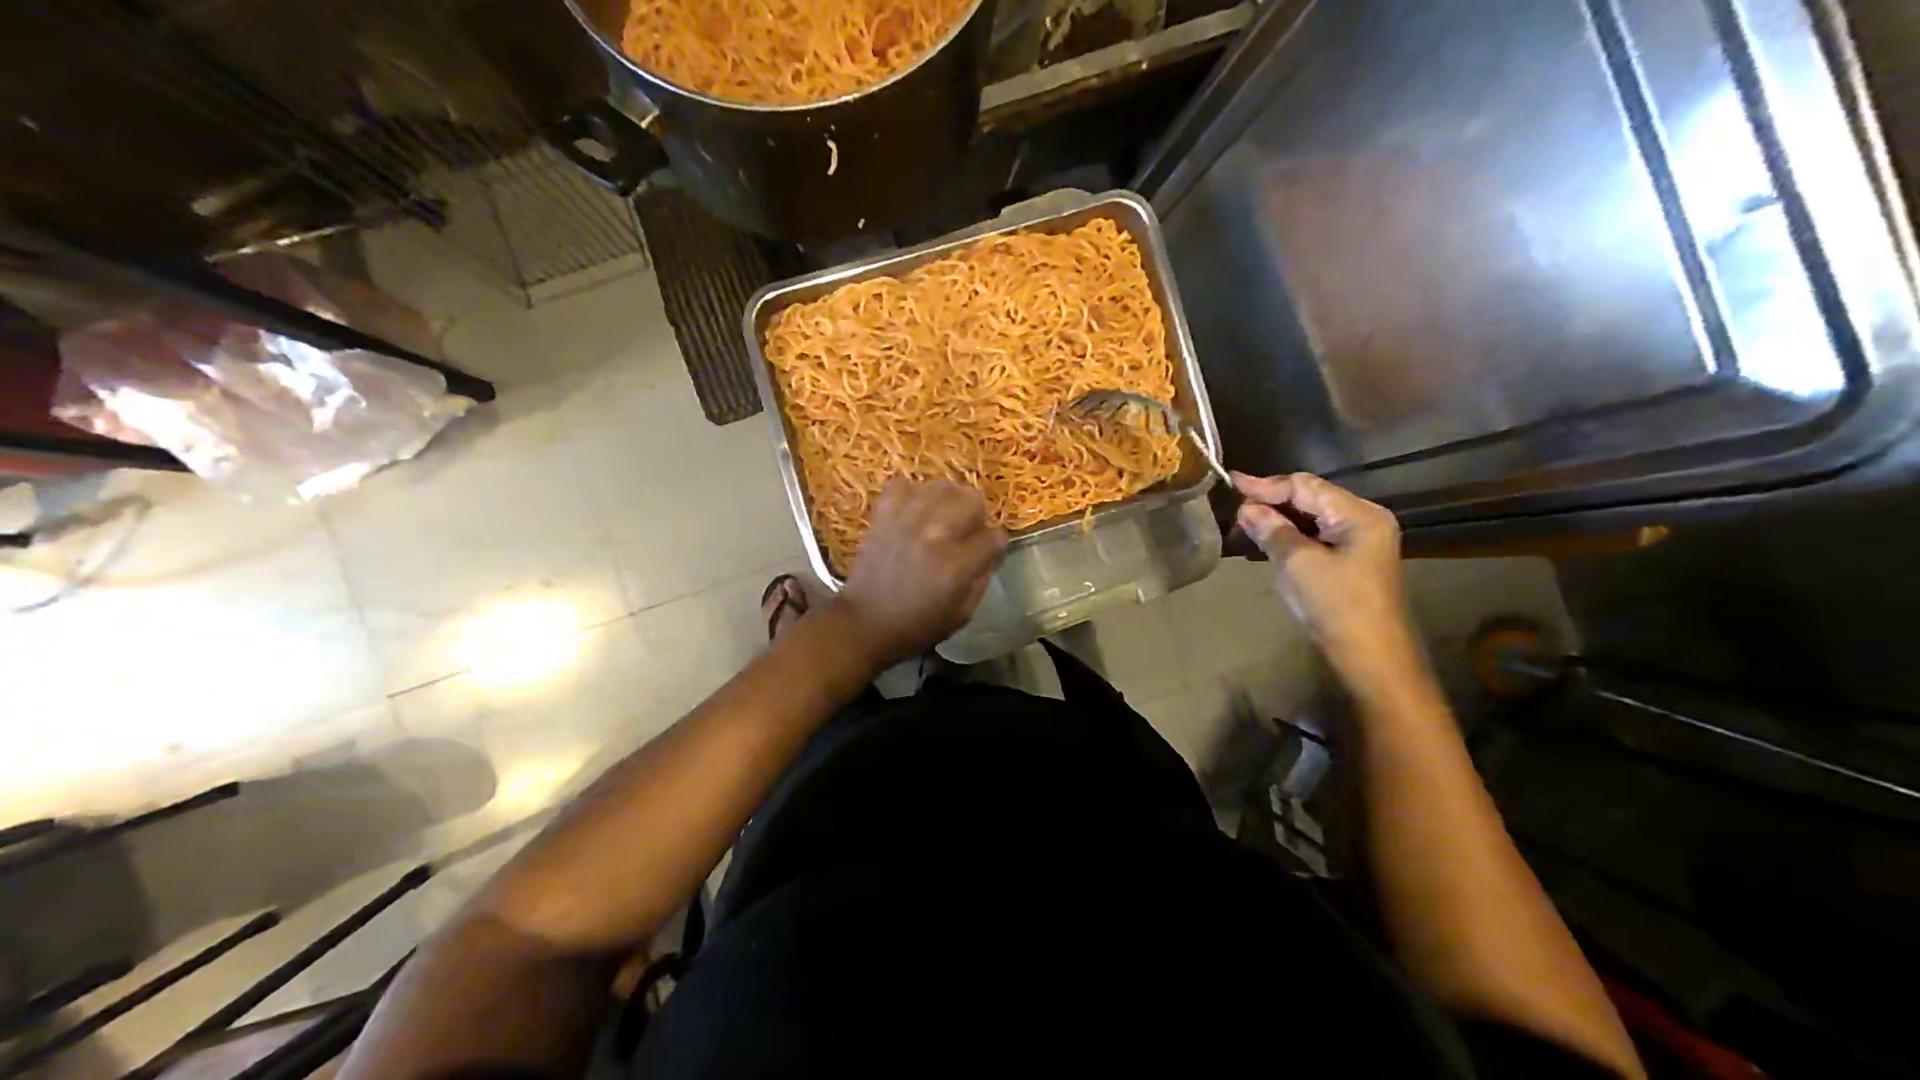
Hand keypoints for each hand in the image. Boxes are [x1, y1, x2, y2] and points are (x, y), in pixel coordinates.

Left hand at [831, 477, 1008, 668]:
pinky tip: (914, 511)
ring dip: (948, 501)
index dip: (995, 546)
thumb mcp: (963, 613)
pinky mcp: (883, 514)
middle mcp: (935, 534)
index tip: (987, 553)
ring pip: (942, 486)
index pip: (995, 536)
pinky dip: (912, 494)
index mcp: (957, 564)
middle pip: (972, 499)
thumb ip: (982, 578)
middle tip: (966, 532)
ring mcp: (906, 519)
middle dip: (976, 516)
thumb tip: (991, 552)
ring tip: (941, 517)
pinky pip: (903, 484)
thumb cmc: (918, 625)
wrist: (866, 623)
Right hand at [1232, 472, 1422, 688]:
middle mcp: (1363, 520)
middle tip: (1235, 505)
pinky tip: (1267, 538)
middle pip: (1310, 498)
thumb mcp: (1298, 564)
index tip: (1231, 481)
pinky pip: (1315, 536)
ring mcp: (1359, 541)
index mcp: (1359, 515)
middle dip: (1272, 500)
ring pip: (1311, 517)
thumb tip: (1246, 509)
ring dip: (1278, 518)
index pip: (1306, 486)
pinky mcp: (1350, 560)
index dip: (1266, 485)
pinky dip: (1290, 535)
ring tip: (1244, 520)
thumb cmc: (1337, 606)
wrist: (1370, 657)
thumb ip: (1272, 531)